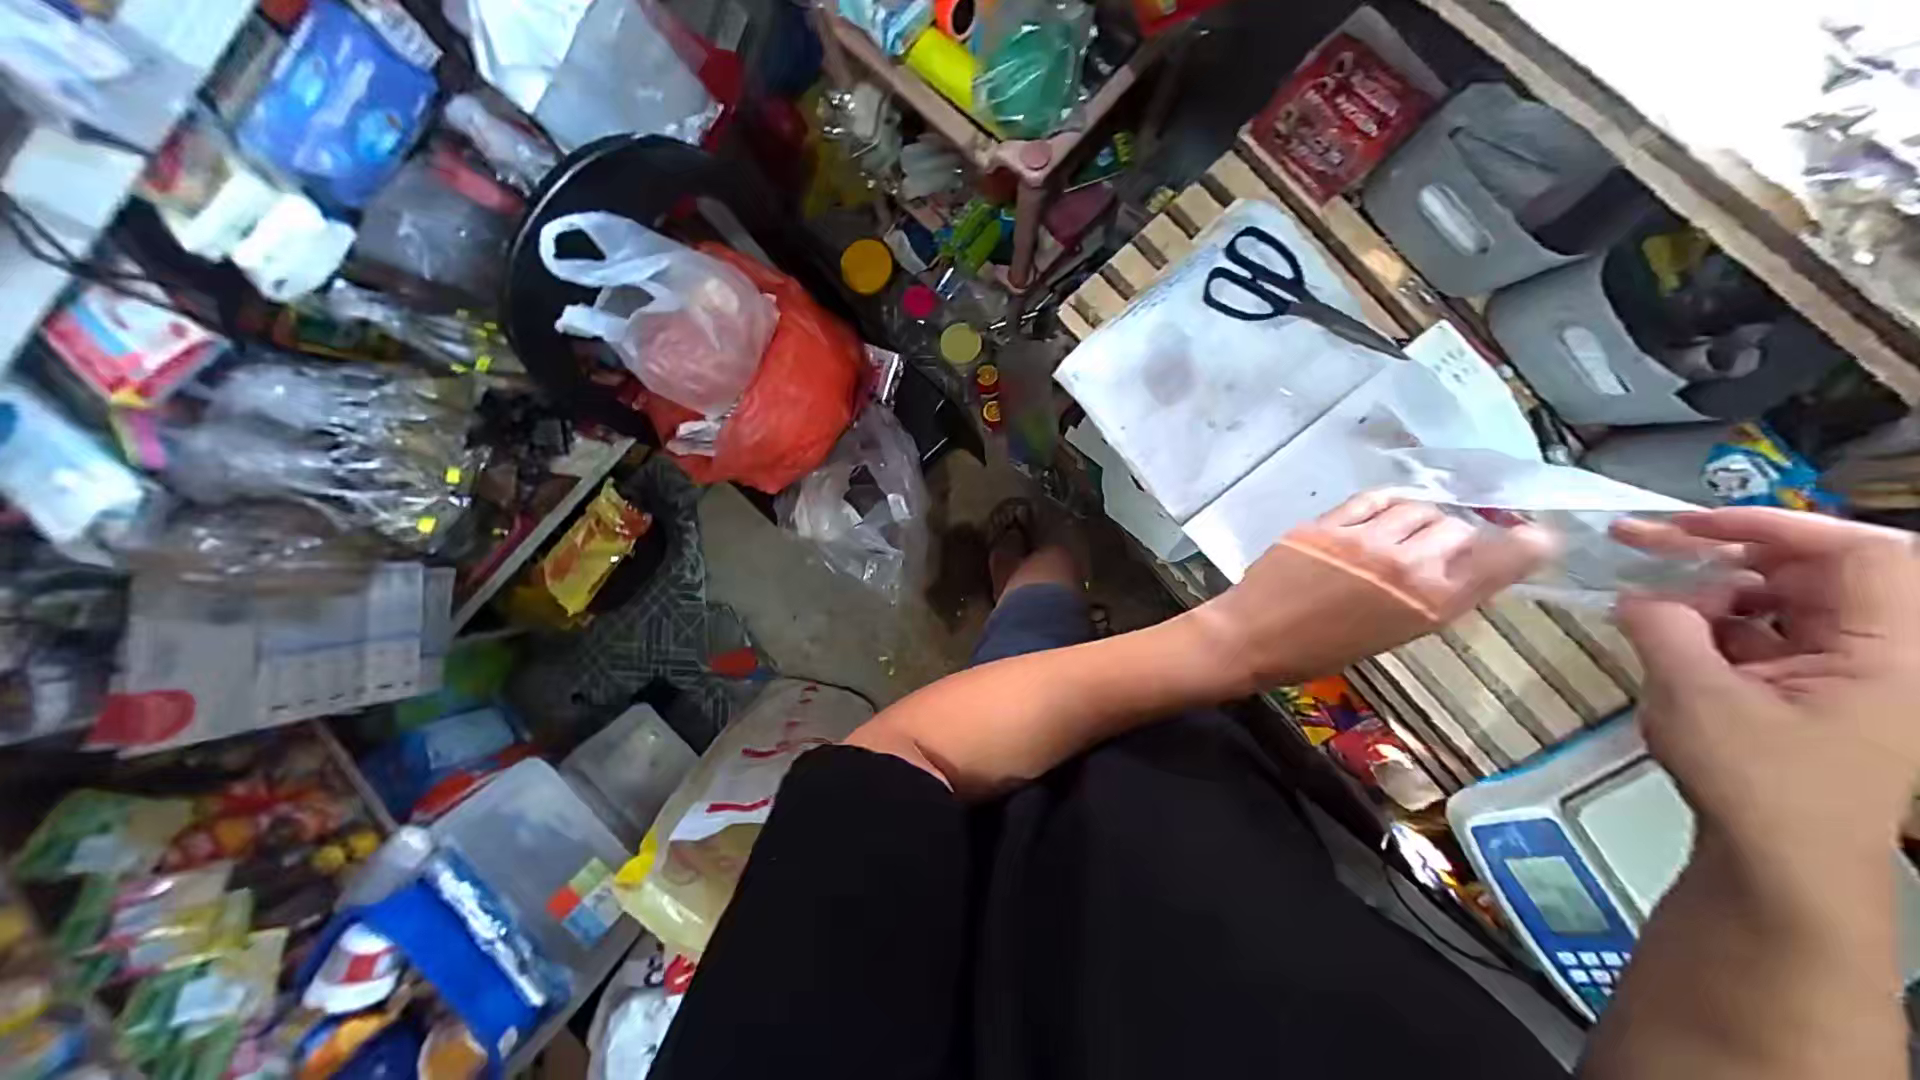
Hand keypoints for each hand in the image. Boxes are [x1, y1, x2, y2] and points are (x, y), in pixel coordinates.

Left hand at [1192, 492, 1553, 687]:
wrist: (1253, 637)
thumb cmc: (1321, 650)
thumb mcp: (1392, 634)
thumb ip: (1430, 598)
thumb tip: (1457, 566)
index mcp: (1428, 604)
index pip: (1501, 559)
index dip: (1526, 544)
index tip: (1534, 536)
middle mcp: (1403, 566)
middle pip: (1457, 527)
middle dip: (1457, 535)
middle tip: (1441, 546)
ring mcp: (1361, 540)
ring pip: (1416, 507)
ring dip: (1419, 517)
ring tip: (1405, 530)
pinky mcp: (1325, 524)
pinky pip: (1371, 499)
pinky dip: (1385, 503)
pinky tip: (1382, 511)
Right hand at [1612, 508, 1919, 859]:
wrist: (1781, 863)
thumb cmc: (1754, 779)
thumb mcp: (1695, 696)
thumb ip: (1662, 628)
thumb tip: (1636, 592)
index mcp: (1890, 651)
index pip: (1858, 554)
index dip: (1772, 524)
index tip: (1685, 524)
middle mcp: (1881, 651)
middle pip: (1810, 570)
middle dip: (1722, 548)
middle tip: (1638, 540)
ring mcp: (1844, 670)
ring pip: (1780, 599)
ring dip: (1709, 587)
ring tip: (1641, 590)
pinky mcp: (1807, 687)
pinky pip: (1762, 632)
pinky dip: (1709, 621)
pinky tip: (1661, 628)